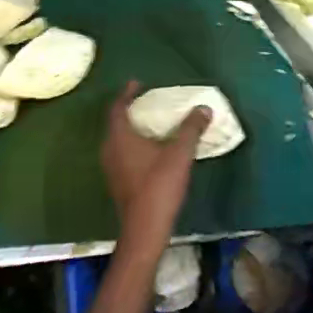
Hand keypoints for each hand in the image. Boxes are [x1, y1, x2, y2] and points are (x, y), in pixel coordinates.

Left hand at [101, 80, 206, 243]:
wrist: (145, 228)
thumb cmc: (159, 185)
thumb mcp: (179, 154)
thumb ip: (191, 129)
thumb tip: (203, 108)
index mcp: (119, 137)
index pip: (118, 107)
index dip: (127, 93)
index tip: (137, 83)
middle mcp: (109, 149)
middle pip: (117, 122)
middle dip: (131, 110)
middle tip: (148, 101)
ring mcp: (111, 167)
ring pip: (119, 140)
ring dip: (133, 129)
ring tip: (151, 124)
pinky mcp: (117, 182)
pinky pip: (122, 154)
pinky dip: (134, 145)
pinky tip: (151, 150)